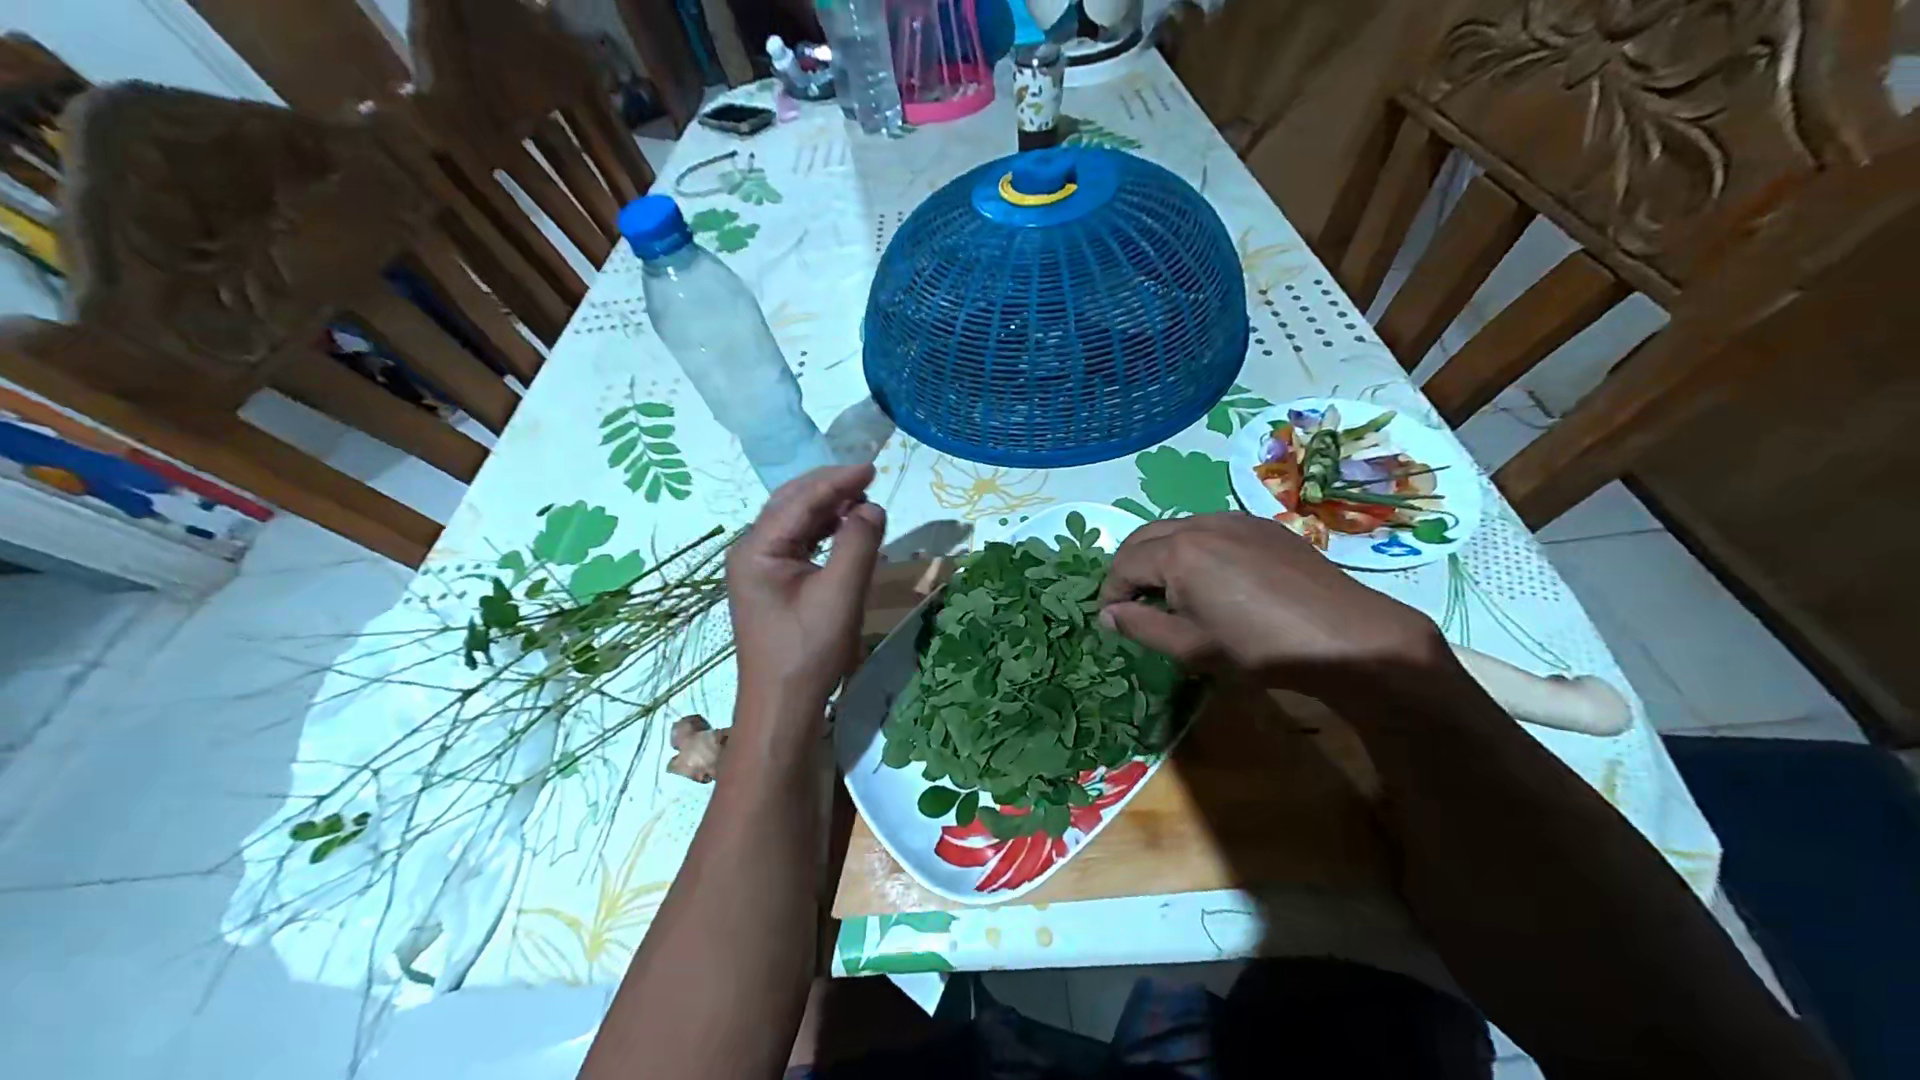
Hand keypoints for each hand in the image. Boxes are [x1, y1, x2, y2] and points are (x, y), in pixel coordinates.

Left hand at [727, 465, 885, 738]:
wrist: (782, 705)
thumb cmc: (808, 651)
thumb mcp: (840, 595)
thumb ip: (857, 544)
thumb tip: (871, 506)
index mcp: (758, 549)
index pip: (800, 500)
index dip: (837, 480)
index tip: (872, 468)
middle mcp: (751, 551)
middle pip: (791, 503)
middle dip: (829, 487)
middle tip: (868, 478)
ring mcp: (758, 568)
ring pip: (794, 521)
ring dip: (826, 507)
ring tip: (861, 499)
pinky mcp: (770, 584)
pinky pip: (797, 543)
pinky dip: (822, 530)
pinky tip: (844, 529)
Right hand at [1098, 513, 1446, 694]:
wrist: (1345, 637)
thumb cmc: (1259, 648)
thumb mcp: (1190, 647)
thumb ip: (1140, 625)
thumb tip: (1107, 615)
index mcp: (1177, 553)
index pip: (1124, 566)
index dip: (1110, 593)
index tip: (1111, 619)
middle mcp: (1200, 524)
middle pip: (1145, 537)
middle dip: (1129, 567)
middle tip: (1132, 601)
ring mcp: (1234, 519)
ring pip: (1177, 527)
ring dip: (1161, 554)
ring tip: (1169, 589)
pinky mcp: (1262, 525)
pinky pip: (1211, 527)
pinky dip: (1194, 547)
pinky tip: (1211, 576)